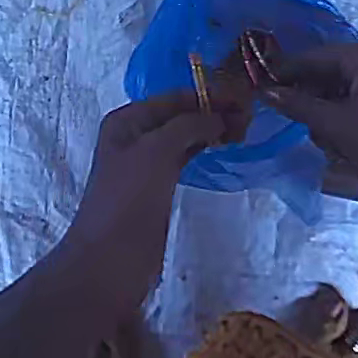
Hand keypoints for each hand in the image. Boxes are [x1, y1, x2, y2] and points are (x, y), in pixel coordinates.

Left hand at [66, 92, 235, 297]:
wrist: (109, 262)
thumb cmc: (129, 201)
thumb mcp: (157, 152)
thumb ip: (188, 125)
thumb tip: (219, 117)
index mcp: (128, 120)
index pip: (175, 97)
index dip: (208, 95)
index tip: (244, 98)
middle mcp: (136, 135)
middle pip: (181, 113)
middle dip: (213, 111)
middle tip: (249, 118)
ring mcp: (147, 161)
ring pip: (186, 134)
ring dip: (212, 128)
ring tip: (244, 130)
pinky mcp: (158, 185)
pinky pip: (186, 155)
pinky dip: (205, 147)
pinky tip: (224, 146)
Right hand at [265, 41, 357, 203]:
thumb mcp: (336, 125)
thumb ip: (298, 105)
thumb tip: (266, 91)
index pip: (314, 57)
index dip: (284, 71)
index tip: (258, 83)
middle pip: (325, 72)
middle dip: (307, 96)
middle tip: (285, 115)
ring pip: (337, 89)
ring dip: (323, 112)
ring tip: (321, 138)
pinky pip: (352, 99)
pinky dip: (340, 117)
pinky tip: (336, 141)